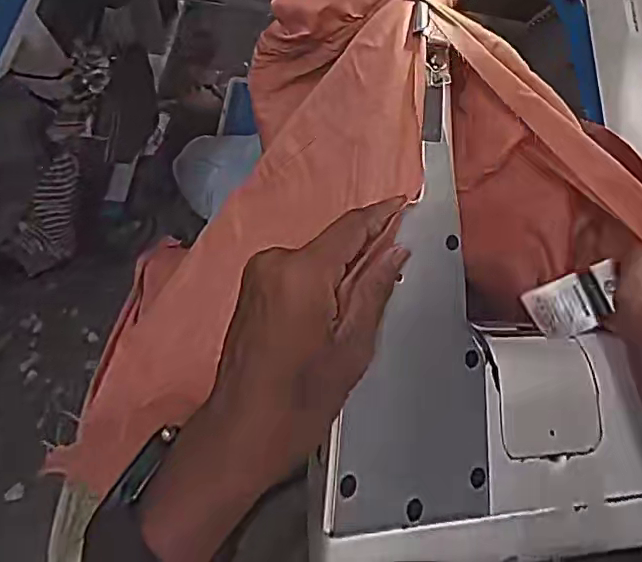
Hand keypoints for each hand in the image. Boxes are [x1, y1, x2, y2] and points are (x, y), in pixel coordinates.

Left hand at [138, 198, 407, 560]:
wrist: (237, 438)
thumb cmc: (294, 404)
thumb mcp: (352, 346)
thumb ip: (375, 288)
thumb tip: (394, 252)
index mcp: (302, 273)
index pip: (352, 226)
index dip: (383, 214)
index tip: (403, 205)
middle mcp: (275, 263)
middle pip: (335, 240)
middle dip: (366, 249)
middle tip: (392, 268)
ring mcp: (259, 274)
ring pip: (319, 254)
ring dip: (344, 266)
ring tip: (360, 303)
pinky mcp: (253, 286)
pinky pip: (300, 267)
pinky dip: (322, 276)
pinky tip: (334, 306)